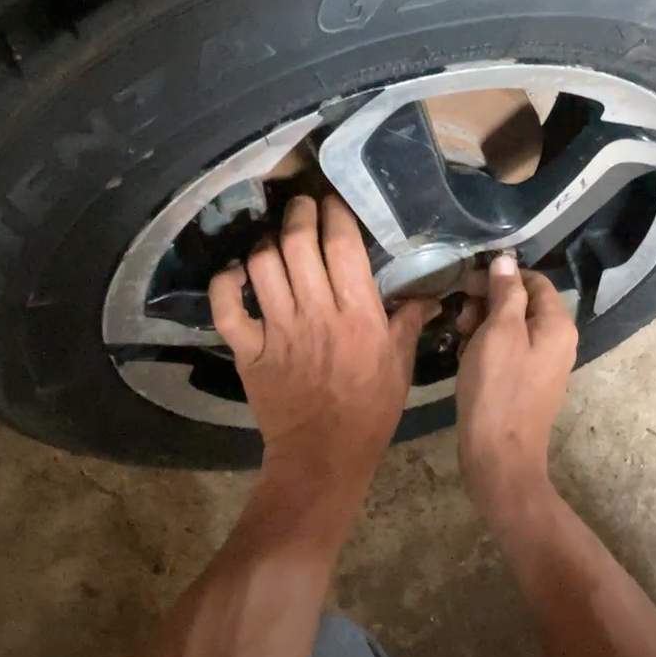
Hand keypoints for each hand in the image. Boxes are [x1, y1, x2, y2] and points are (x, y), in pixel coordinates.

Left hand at [209, 196, 437, 487]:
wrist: (324, 456)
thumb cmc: (370, 409)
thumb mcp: (400, 364)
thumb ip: (409, 322)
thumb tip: (430, 294)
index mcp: (357, 313)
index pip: (341, 246)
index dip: (334, 214)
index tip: (332, 200)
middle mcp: (315, 312)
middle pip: (297, 244)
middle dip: (297, 214)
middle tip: (300, 205)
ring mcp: (278, 330)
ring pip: (263, 267)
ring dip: (266, 243)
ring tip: (273, 238)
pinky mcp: (249, 350)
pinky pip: (227, 308)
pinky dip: (225, 283)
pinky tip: (236, 272)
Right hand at [455, 253, 578, 516]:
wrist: (499, 456)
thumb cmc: (497, 389)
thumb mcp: (498, 332)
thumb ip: (506, 293)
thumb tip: (507, 260)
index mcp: (558, 325)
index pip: (534, 281)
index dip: (501, 276)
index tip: (467, 284)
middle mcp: (558, 341)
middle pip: (523, 302)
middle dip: (489, 301)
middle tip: (461, 316)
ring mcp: (544, 364)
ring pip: (512, 326)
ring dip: (483, 324)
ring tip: (460, 337)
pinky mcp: (527, 382)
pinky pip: (509, 350)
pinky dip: (486, 346)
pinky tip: (466, 356)